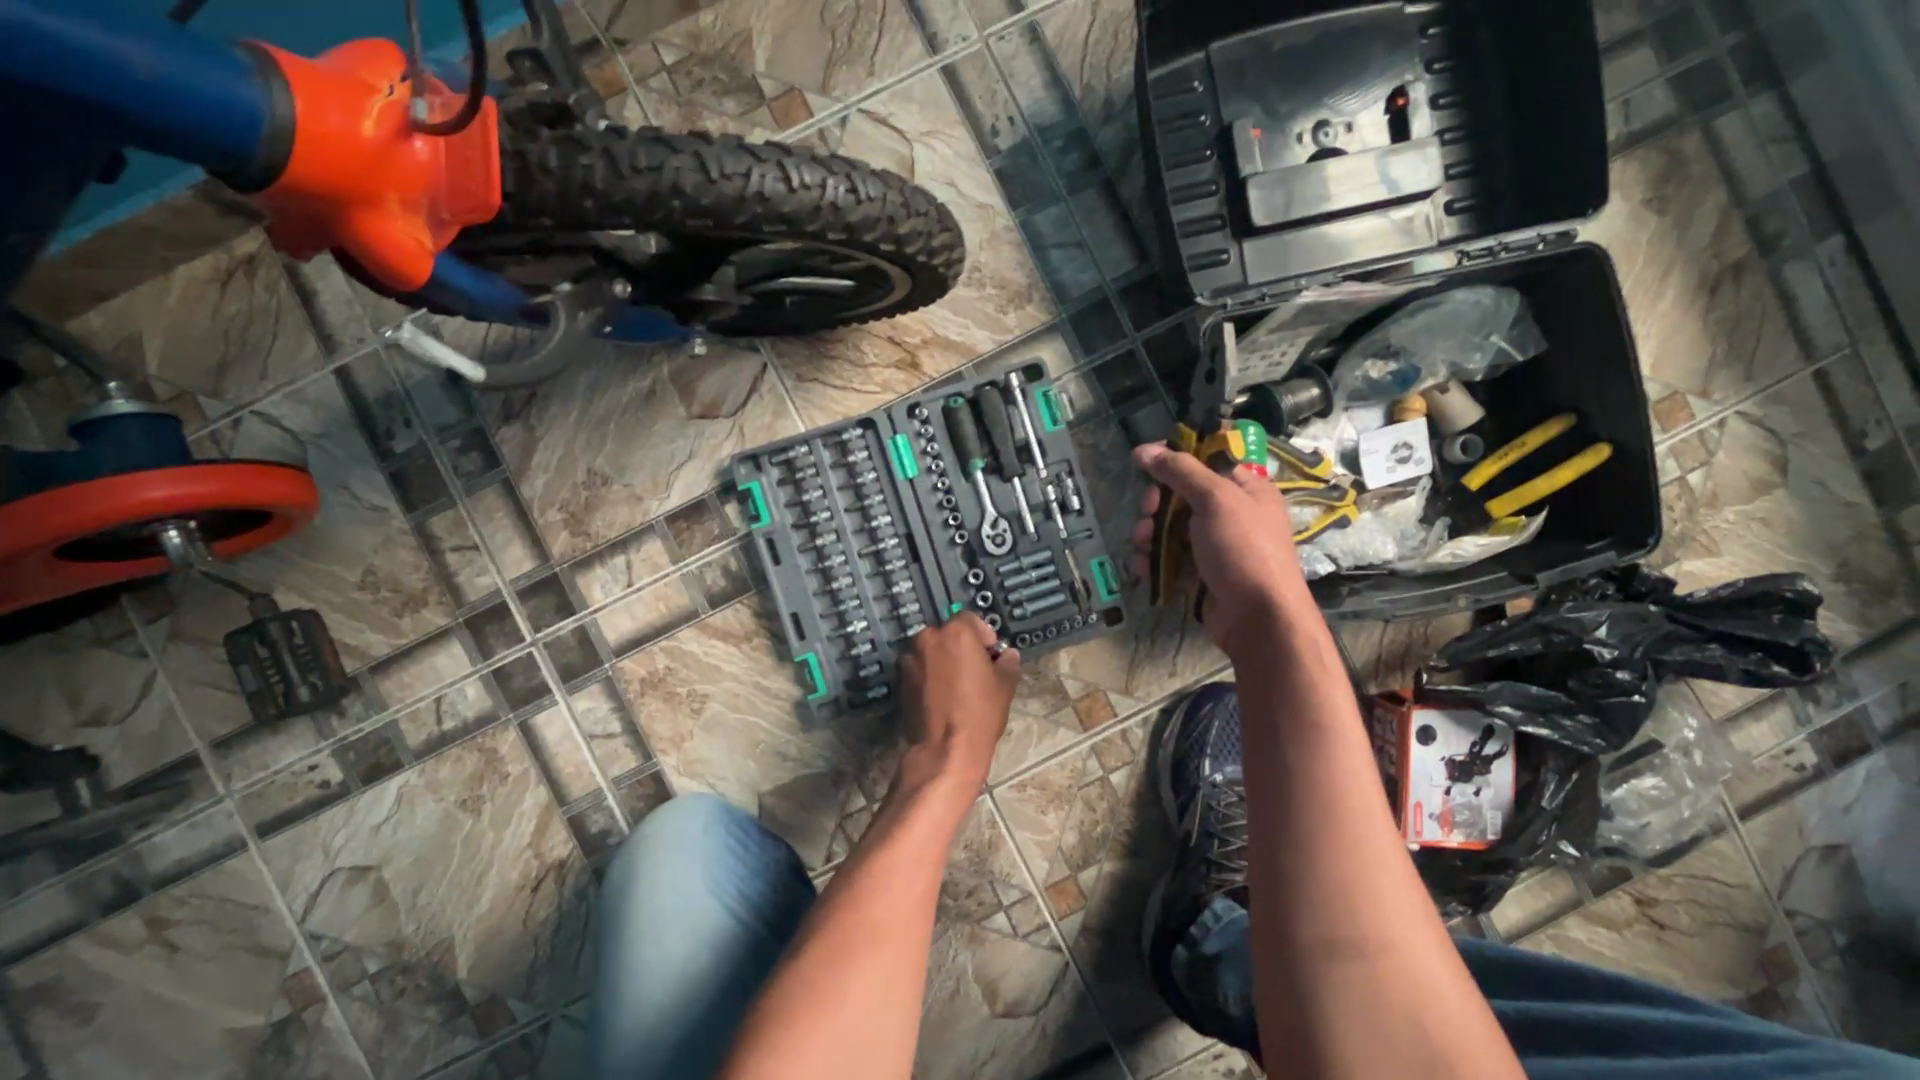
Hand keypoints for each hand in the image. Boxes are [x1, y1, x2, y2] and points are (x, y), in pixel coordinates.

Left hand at [896, 614, 1020, 792]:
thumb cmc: (980, 712)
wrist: (945, 749)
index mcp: (955, 632)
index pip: (970, 620)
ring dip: (943, 661)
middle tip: (974, 671)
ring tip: (957, 686)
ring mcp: (909, 659)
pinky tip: (942, 697)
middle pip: (947, 634)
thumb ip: (1007, 662)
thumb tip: (1006, 655)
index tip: (991, 656)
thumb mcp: (1005, 685)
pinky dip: (929, 675)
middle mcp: (927, 638)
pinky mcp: (899, 680)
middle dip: (961, 647)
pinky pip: (919, 669)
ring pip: (931, 652)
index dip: (983, 636)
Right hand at [1129, 442, 1311, 652]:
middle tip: (1146, 514)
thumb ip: (1180, 471)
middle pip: (1182, 497)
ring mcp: (1217, 547)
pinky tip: (1142, 567)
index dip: (1174, 460)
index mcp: (1247, 489)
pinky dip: (1154, 561)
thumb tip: (1144, 449)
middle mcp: (1233, 514)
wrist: (1258, 617)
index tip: (1143, 462)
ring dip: (1149, 534)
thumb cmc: (1243, 548)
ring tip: (1141, 545)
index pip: (1206, 461)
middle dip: (1156, 505)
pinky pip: (1171, 559)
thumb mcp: (1215, 499)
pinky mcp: (1202, 575)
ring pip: (1171, 530)